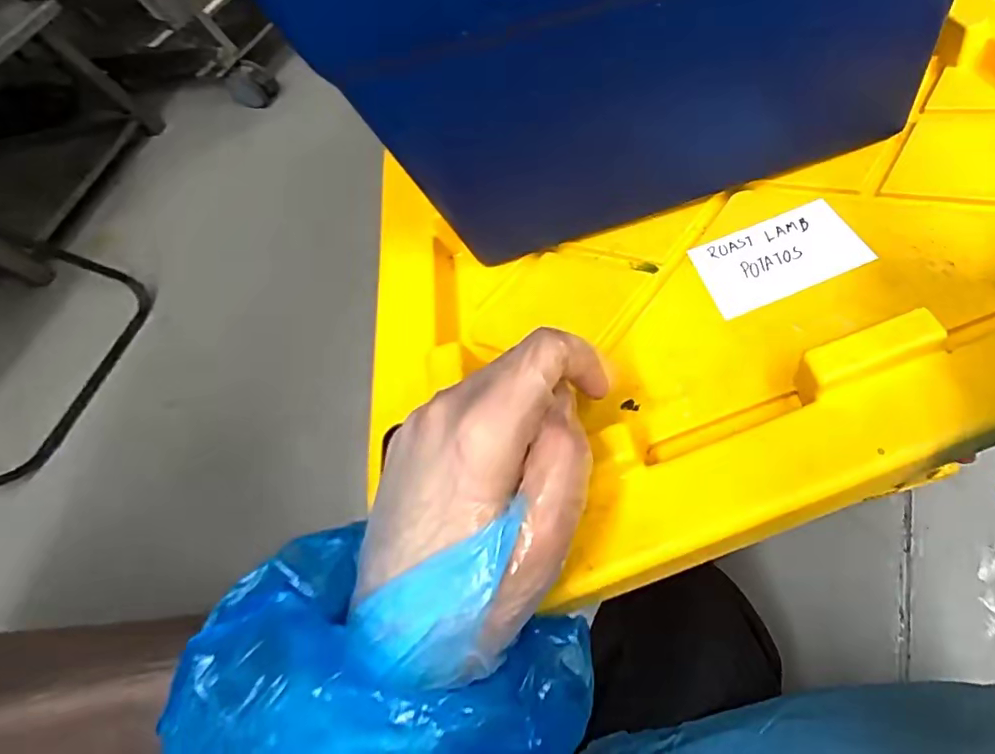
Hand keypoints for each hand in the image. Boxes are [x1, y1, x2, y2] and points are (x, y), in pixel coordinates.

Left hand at [353, 328, 606, 681]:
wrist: (393, 646)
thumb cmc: (481, 592)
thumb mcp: (550, 529)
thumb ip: (567, 450)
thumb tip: (557, 409)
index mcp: (480, 427)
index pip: (543, 348)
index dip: (585, 359)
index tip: (600, 396)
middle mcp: (442, 411)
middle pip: (519, 360)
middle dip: (559, 384)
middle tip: (573, 438)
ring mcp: (417, 425)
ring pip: (495, 380)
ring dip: (530, 402)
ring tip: (534, 463)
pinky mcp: (406, 443)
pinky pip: (470, 403)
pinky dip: (501, 415)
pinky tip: (500, 468)